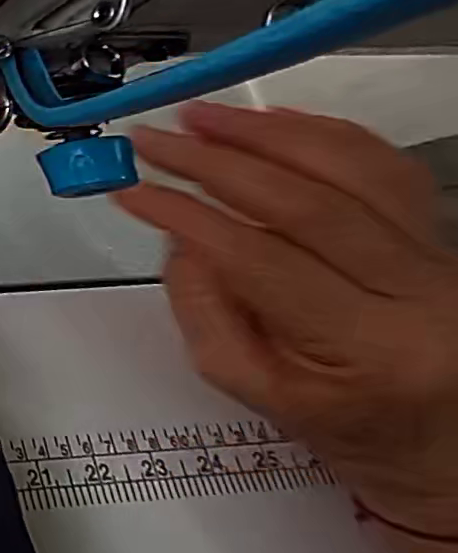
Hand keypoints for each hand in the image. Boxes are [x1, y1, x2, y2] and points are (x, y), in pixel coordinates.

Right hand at [114, 101, 457, 536]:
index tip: (126, 190)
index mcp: (365, 344)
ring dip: (271, 133)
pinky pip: (391, 172)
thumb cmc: (330, 420)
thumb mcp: (242, 380)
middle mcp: (424, 293)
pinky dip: (327, 136)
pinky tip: (272, 120)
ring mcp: (450, 259)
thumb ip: (203, 306)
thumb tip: (180, 235)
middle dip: (216, 162)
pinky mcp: (450, 239)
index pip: (257, 257)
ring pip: (361, 173)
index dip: (183, 215)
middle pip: (310, 203)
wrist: (446, 437)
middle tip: (150, 138)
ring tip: (201, 115)